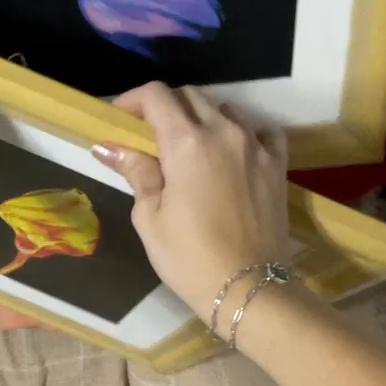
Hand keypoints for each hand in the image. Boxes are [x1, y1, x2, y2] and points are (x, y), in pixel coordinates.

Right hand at [92, 83, 291, 329]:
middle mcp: (224, 132)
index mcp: (187, 143)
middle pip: (190, 96)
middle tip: (147, 134)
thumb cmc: (189, 257)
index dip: (132, 99)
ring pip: (224, 109)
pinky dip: (240, 130)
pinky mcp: (277, 164)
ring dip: (200, 117)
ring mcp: (256, 145)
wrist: (249, 288)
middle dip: (164, 107)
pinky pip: (260, 130)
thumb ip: (135, 172)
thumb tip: (108, 147)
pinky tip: (230, 148)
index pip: (156, 96)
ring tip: (187, 145)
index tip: (118, 117)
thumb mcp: (149, 217)